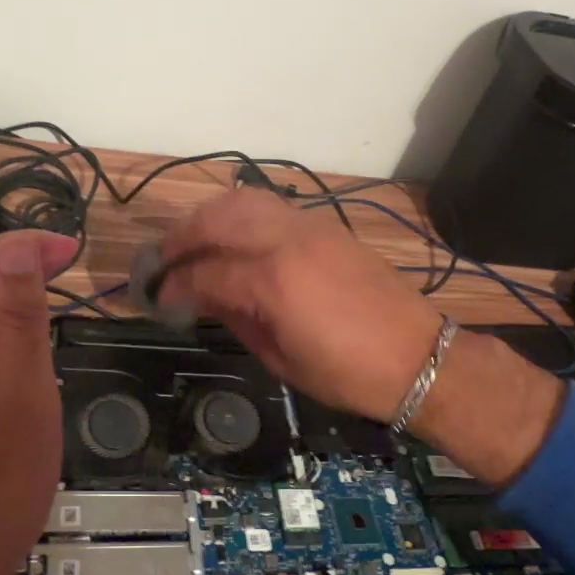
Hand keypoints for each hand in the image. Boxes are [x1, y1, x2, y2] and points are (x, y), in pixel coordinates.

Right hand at [156, 189, 444, 423]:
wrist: (418, 357)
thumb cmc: (347, 373)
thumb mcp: (281, 359)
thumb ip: (236, 319)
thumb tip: (204, 299)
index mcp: (272, 281)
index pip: (205, 272)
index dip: (174, 285)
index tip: (157, 297)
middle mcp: (286, 241)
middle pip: (216, 220)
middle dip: (181, 238)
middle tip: (162, 261)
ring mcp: (309, 227)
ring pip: (244, 201)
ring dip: (209, 216)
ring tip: (192, 240)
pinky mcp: (326, 226)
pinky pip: (272, 207)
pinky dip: (242, 213)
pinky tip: (234, 235)